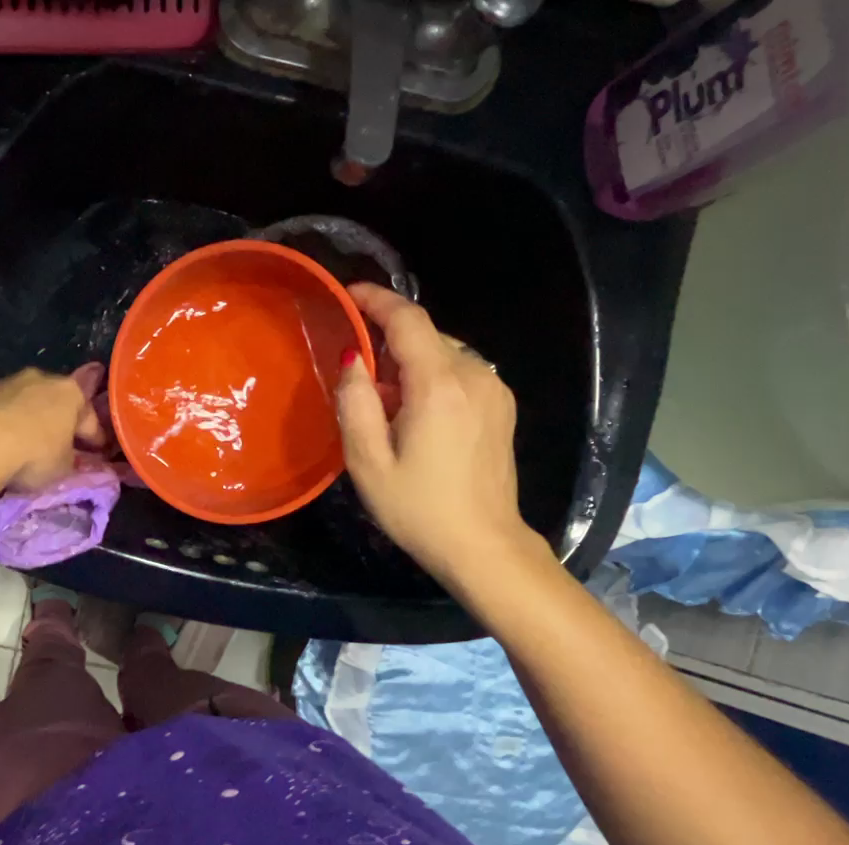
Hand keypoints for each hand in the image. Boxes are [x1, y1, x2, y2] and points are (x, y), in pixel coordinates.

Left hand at [0, 367, 105, 490]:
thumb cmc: (34, 455)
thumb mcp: (65, 468)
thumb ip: (74, 461)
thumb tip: (75, 459)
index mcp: (71, 393)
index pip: (91, 418)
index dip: (96, 439)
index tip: (99, 455)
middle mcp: (43, 379)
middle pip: (59, 402)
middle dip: (63, 422)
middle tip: (64, 444)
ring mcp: (11, 382)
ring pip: (31, 401)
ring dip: (34, 419)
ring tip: (31, 442)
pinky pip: (6, 408)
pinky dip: (9, 421)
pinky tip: (5, 439)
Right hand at [336, 283, 541, 580]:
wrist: (483, 546)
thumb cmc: (417, 509)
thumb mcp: (368, 462)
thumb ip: (355, 402)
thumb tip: (353, 359)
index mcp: (439, 386)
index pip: (408, 320)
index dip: (376, 300)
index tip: (346, 295)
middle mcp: (475, 376)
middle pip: (426, 336)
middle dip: (387, 341)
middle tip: (353, 371)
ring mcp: (494, 391)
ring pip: (444, 355)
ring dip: (408, 364)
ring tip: (381, 402)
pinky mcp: (501, 408)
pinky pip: (460, 375)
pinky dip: (431, 379)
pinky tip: (413, 414)